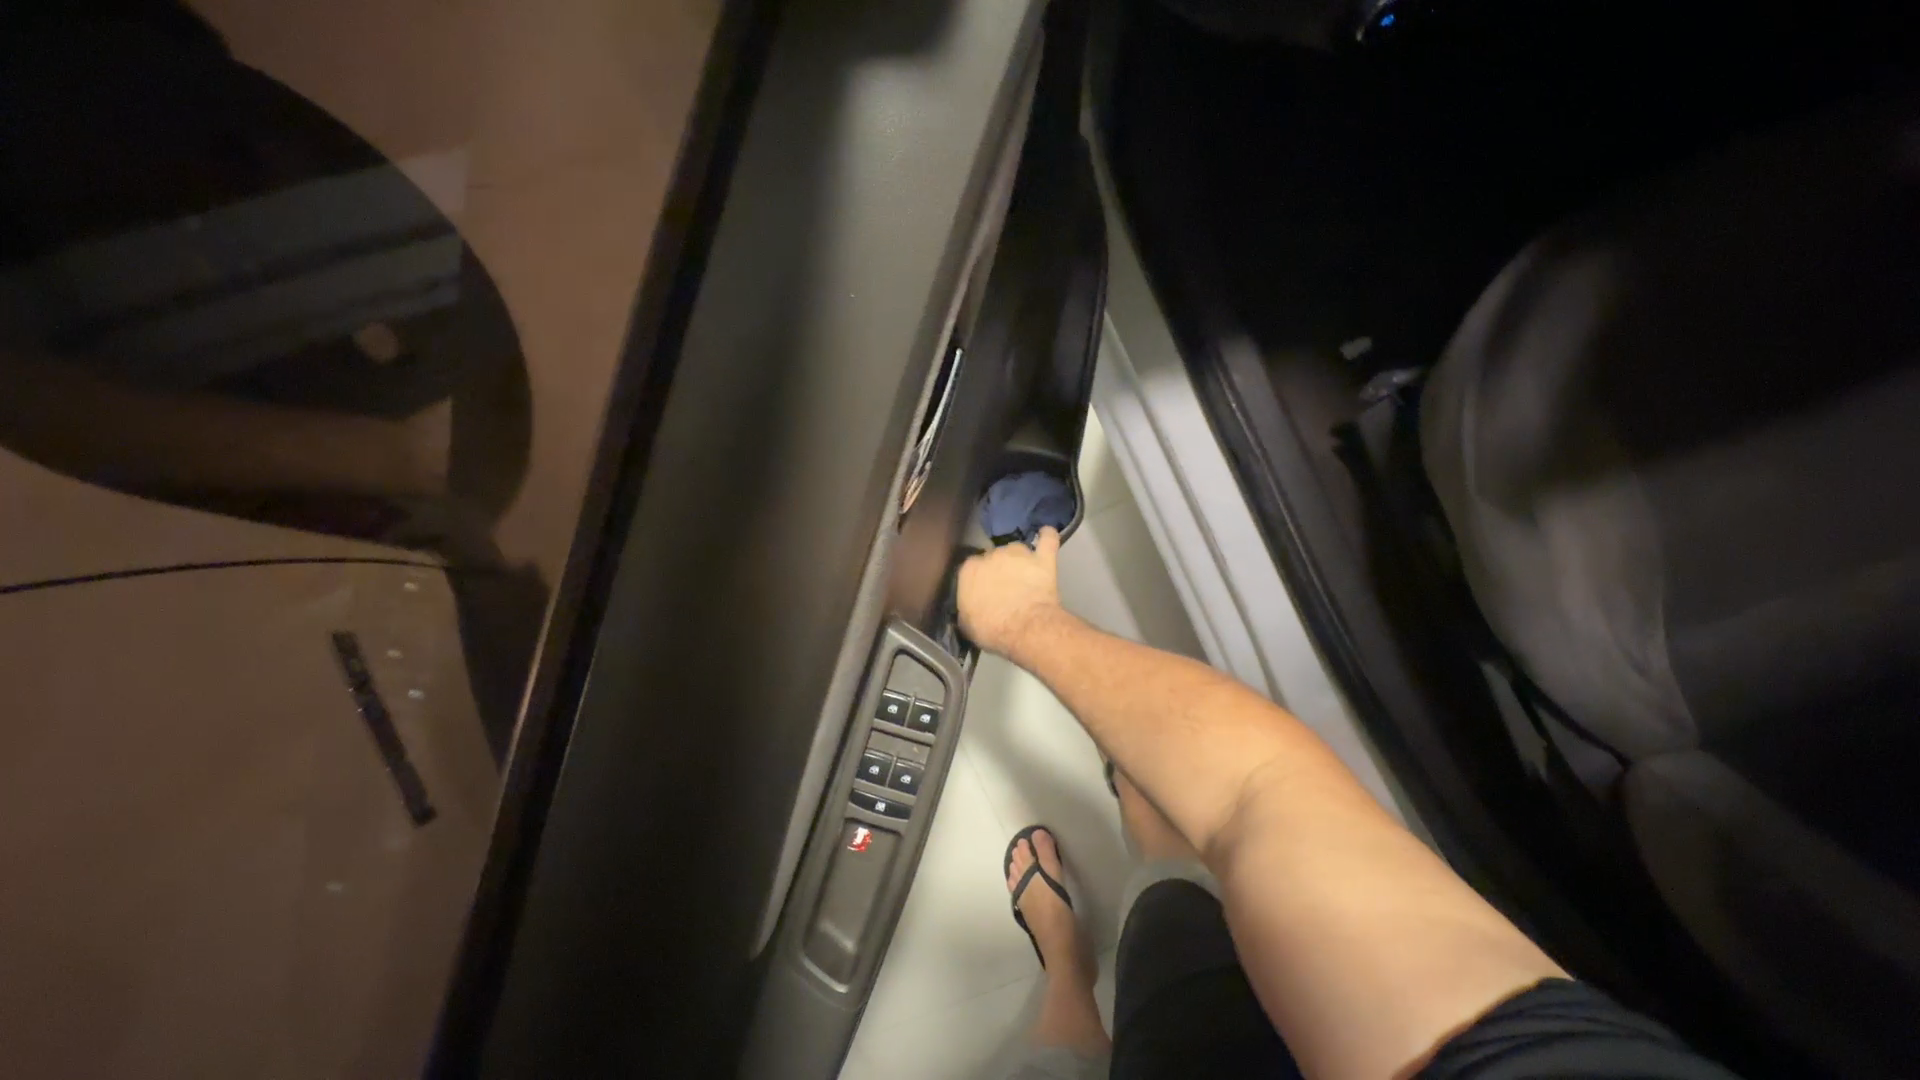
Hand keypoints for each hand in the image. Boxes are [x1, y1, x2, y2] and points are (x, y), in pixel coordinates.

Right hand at [957, 527, 1064, 657]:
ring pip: (1016, 548)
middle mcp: (992, 555)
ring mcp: (1019, 554)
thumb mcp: (966, 624)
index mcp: (969, 570)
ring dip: (1018, 559)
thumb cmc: (991, 630)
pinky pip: (1048, 539)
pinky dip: (1047, 536)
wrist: (1025, 628)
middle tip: (1005, 588)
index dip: (979, 580)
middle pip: (993, 556)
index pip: (971, 568)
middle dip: (998, 569)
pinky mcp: (1043, 558)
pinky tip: (1046, 534)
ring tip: (1024, 574)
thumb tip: (969, 606)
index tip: (983, 592)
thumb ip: (966, 607)